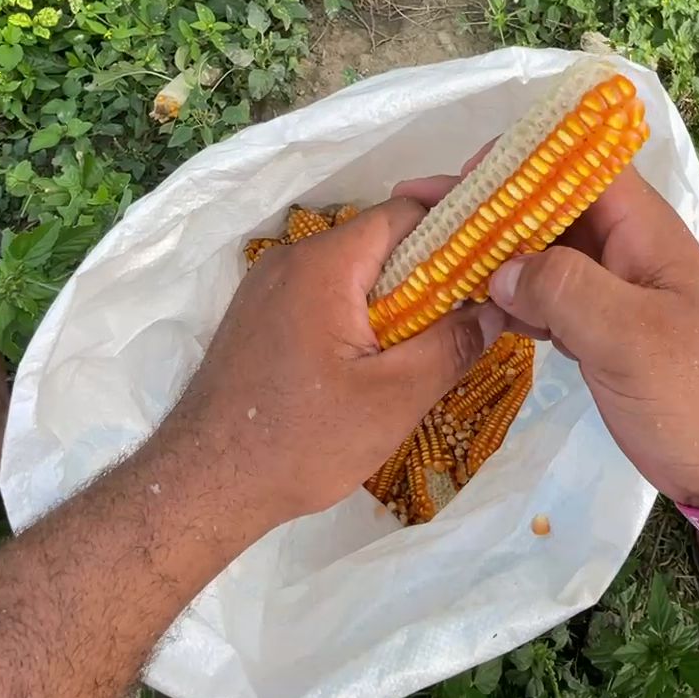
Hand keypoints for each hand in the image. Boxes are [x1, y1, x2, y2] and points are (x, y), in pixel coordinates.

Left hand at [158, 198, 506, 523]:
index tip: (490, 261)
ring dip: (395, 295)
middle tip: (467, 309)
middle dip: (429, 270)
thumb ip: (451, 346)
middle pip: (378, 240)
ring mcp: (269, 284)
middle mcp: (292, 258)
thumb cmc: (300, 440)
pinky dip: (359, 311)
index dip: (453, 229)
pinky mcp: (260, 312)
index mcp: (325, 263)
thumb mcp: (392, 399)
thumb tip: (497, 309)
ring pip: (352, 269)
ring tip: (429, 337)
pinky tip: (376, 355)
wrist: (201, 484)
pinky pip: (324, 292)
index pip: (403, 213)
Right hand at [395, 161, 698, 508]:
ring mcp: (605, 292)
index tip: (467, 176)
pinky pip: (540, 299)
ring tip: (430, 254)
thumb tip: (499, 270)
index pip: (581, 167)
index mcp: (642, 232)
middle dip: (490, 207)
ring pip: (538, 255)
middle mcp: (620, 250)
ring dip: (489, 253)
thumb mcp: (634, 338)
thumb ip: (567, 291)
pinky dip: (505, 299)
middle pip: (548, 209)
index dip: (526, 161)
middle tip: (425, 214)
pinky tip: (464, 306)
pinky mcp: (593, 330)